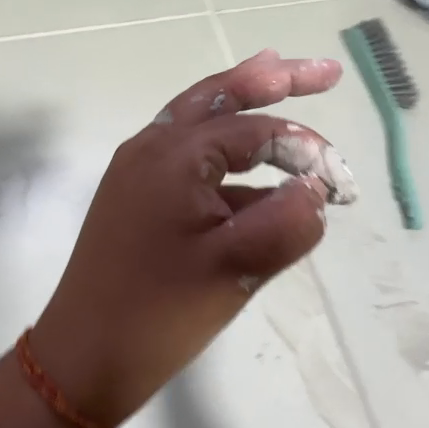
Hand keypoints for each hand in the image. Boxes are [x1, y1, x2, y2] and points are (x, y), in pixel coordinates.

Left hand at [29, 50, 356, 427]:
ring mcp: (138, 172)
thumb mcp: (235, 270)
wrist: (83, 356)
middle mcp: (150, 148)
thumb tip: (315, 189)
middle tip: (323, 71)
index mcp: (172, 154)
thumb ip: (287, 222)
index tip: (345, 185)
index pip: (253, 129)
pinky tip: (259, 185)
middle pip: (218, 97)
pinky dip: (227, 163)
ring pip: (199, 123)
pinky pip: (189, 163)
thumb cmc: (158, 313)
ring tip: (285, 90)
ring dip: (244, 110)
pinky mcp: (136, 200)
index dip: (306, 148)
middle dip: (272, 79)